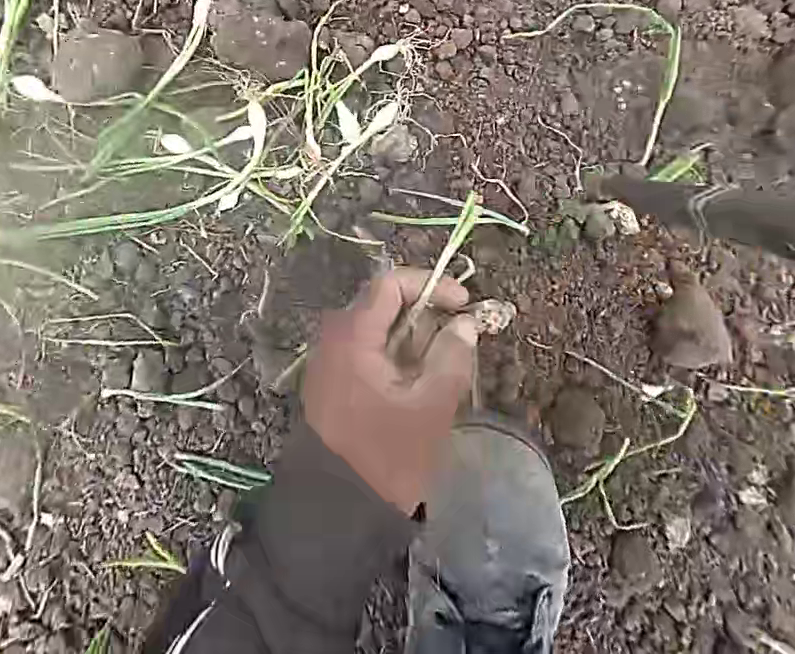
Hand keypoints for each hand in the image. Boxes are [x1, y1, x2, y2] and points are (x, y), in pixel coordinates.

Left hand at [302, 268, 477, 513]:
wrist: (335, 511)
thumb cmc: (385, 456)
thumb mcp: (429, 407)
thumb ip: (451, 357)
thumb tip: (464, 323)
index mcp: (352, 335)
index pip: (390, 284)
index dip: (430, 285)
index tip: (463, 302)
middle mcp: (334, 337)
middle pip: (383, 303)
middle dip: (425, 312)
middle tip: (460, 333)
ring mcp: (330, 359)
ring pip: (377, 328)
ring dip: (413, 336)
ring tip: (445, 360)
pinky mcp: (333, 380)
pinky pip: (368, 350)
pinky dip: (396, 353)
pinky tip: (420, 377)